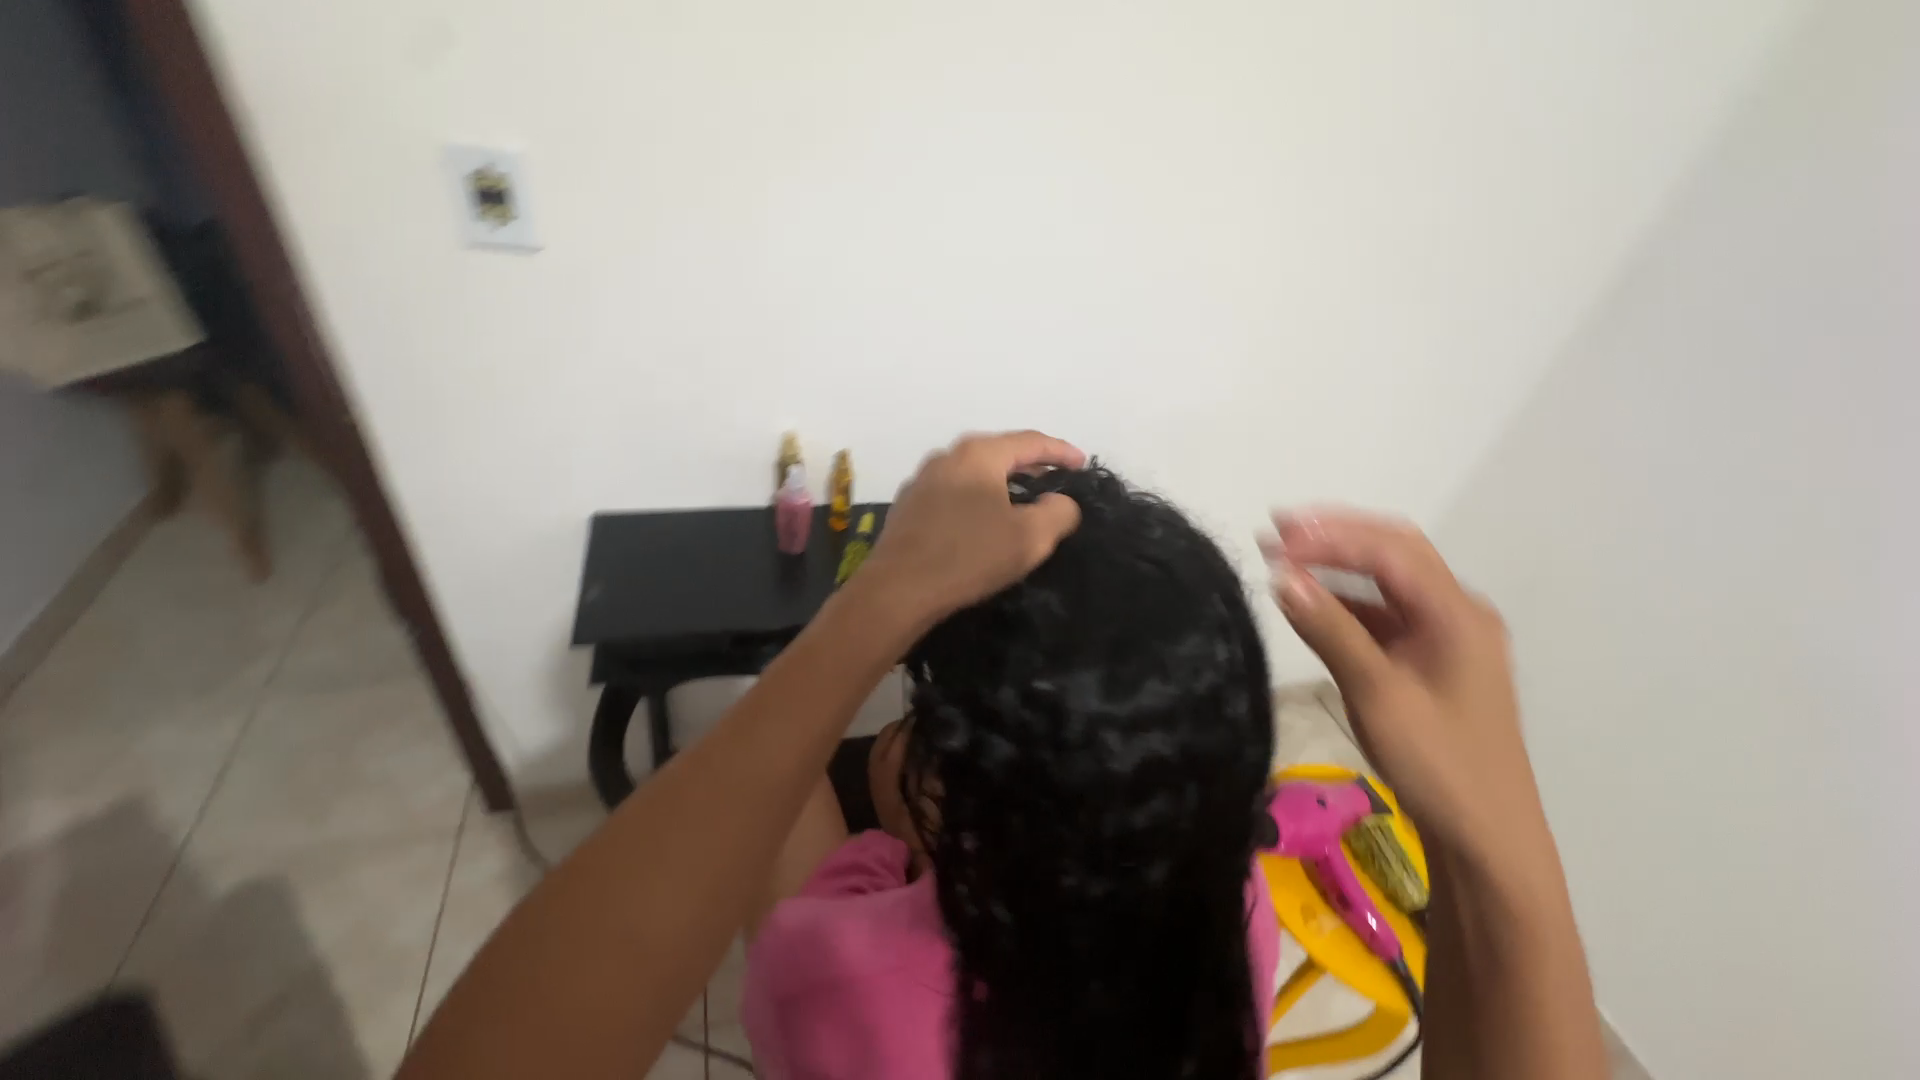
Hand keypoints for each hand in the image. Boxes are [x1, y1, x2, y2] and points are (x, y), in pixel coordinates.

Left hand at [859, 431, 1085, 623]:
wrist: (898, 589)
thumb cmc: (969, 556)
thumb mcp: (1030, 537)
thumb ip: (1058, 512)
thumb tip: (1060, 502)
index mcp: (978, 454)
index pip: (1030, 441)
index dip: (1061, 452)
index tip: (1082, 465)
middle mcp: (946, 457)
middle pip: (999, 452)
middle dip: (1030, 465)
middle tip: (1055, 481)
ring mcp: (921, 481)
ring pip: (973, 472)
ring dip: (1001, 483)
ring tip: (1022, 501)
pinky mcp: (908, 507)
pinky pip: (953, 492)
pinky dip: (976, 498)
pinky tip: (982, 521)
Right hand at [1261, 510, 1545, 862]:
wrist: (1487, 837)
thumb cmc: (1436, 764)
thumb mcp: (1376, 693)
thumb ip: (1329, 629)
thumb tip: (1281, 577)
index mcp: (1457, 614)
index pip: (1387, 551)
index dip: (1328, 538)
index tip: (1273, 540)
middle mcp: (1458, 613)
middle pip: (1394, 552)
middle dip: (1335, 536)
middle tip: (1276, 531)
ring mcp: (1448, 636)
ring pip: (1389, 581)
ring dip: (1338, 566)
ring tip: (1284, 558)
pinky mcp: (1433, 660)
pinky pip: (1387, 614)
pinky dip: (1347, 601)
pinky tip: (1312, 604)